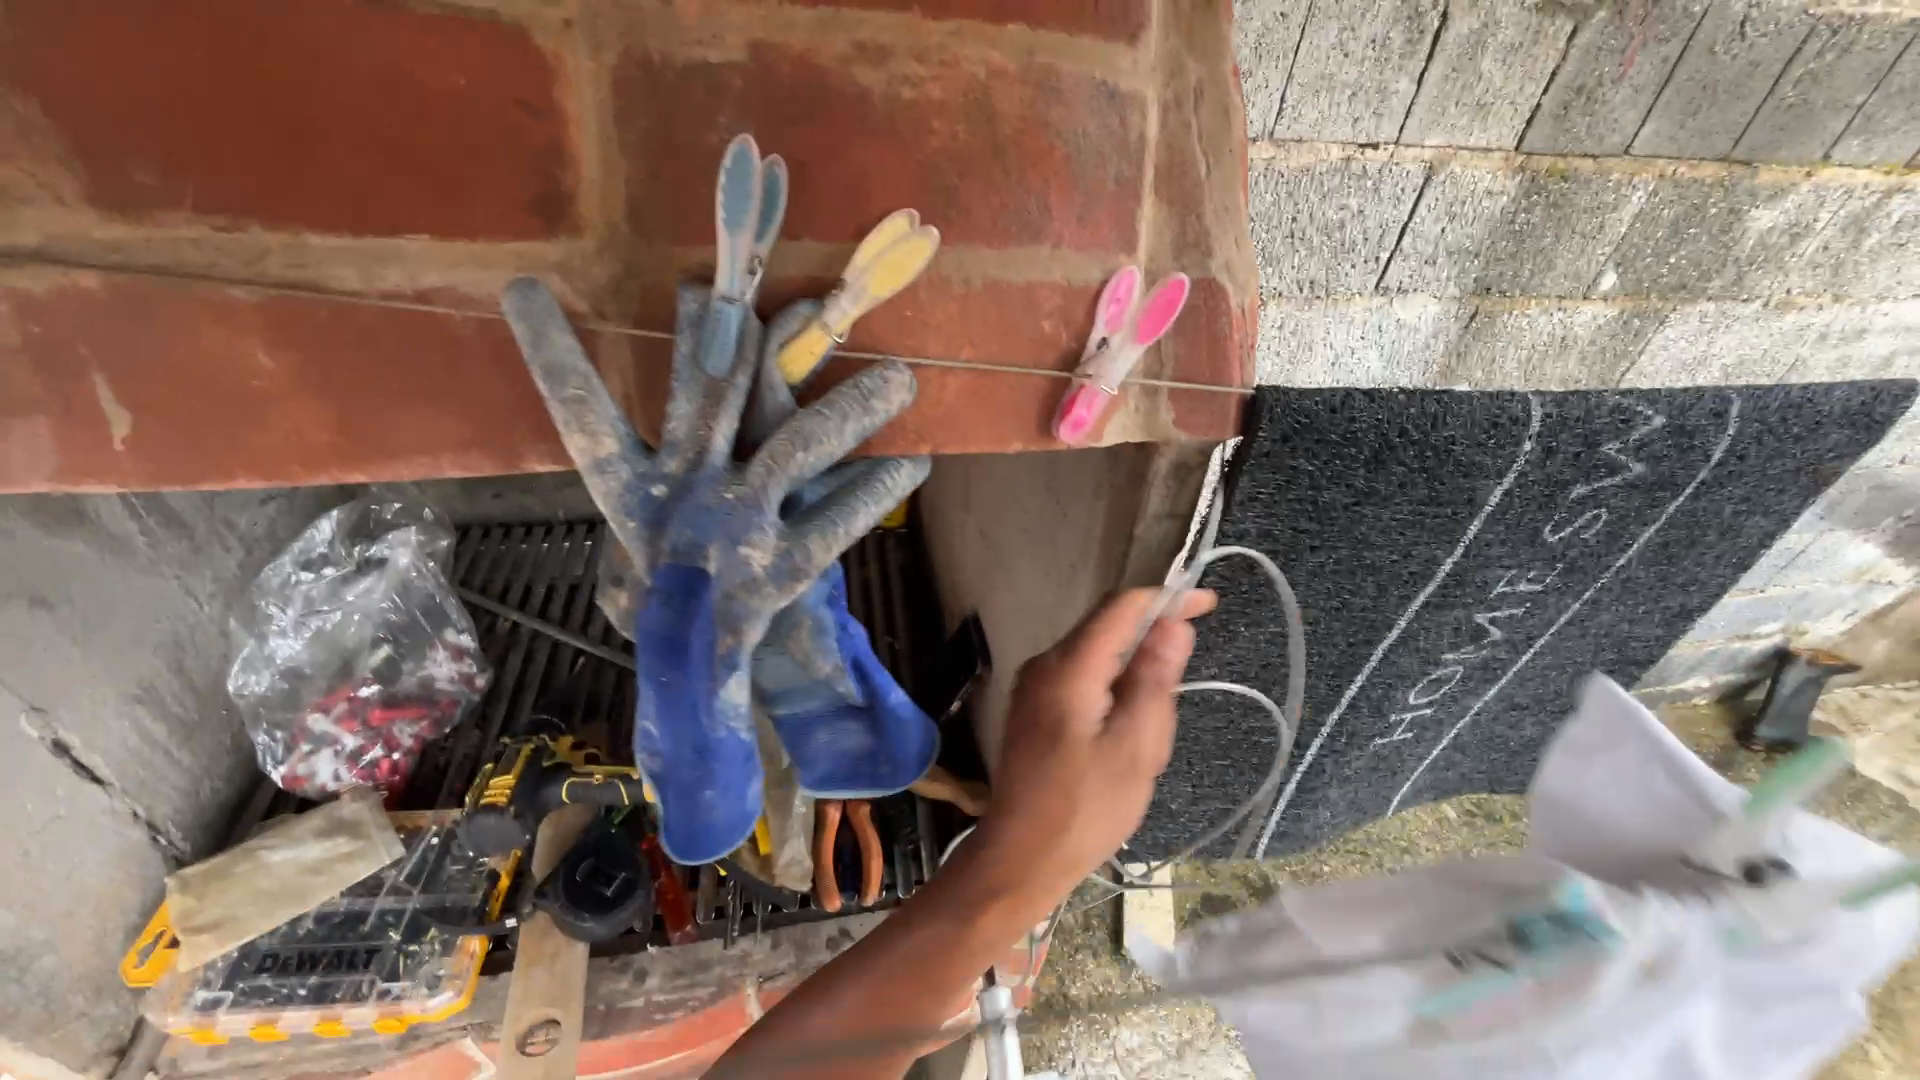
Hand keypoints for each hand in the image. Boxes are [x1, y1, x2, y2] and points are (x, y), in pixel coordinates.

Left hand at [977, 587, 1216, 904]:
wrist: (1021, 856)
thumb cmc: (1085, 808)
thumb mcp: (1135, 747)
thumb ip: (1153, 679)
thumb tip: (1172, 624)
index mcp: (1068, 668)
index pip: (1121, 608)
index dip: (1165, 599)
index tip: (1207, 604)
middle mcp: (1044, 665)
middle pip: (1106, 632)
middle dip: (1150, 650)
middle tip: (1172, 707)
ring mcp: (1033, 687)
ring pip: (1096, 659)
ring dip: (1133, 680)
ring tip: (1146, 740)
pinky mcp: (1033, 709)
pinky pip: (1081, 681)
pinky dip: (1112, 694)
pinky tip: (1121, 739)